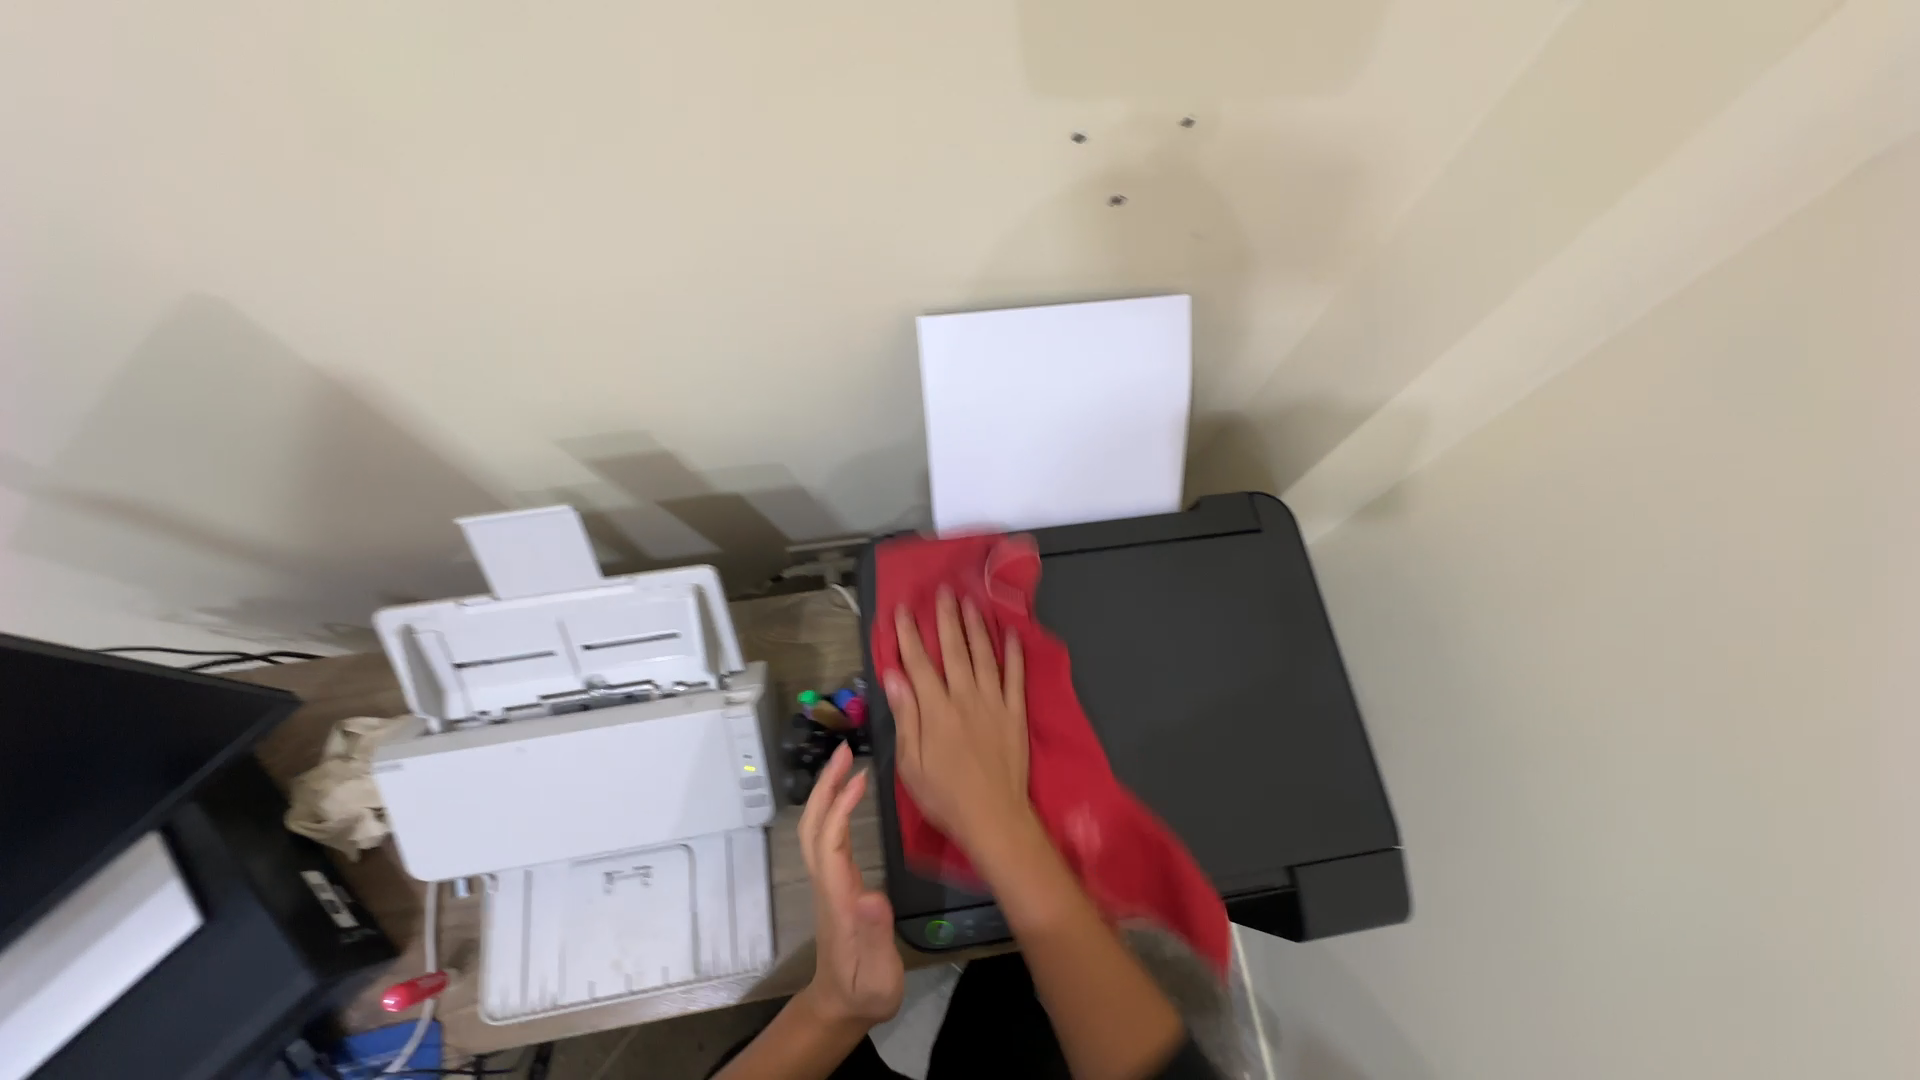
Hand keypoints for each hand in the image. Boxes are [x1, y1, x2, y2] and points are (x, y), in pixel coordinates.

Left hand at [796, 742, 903, 1026]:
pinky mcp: (834, 881)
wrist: (842, 1006)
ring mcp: (827, 881)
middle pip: (813, 827)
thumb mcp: (877, 974)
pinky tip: (850, 794)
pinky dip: (834, 807)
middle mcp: (827, 883)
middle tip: (845, 751)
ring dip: (826, 792)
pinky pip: (828, 835)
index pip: (830, 845)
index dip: (841, 809)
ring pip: (816, 829)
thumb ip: (875, 936)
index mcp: (837, 899)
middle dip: (824, 787)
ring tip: (846, 762)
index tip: (859, 777)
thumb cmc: (864, 990)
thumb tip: (871, 895)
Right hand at [886, 588, 1030, 858]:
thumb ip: (906, 716)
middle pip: (954, 649)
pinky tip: (1011, 633)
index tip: (902, 609)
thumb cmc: (945, 795)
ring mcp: (994, 703)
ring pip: (984, 655)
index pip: (918, 662)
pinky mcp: (1016, 713)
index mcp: (936, 709)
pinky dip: (1014, 653)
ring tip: (971, 602)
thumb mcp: (911, 763)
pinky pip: (1016, 677)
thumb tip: (893, 675)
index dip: (909, 633)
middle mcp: (965, 697)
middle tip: (943, 591)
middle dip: (946, 618)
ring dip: (977, 627)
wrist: (994, 817)